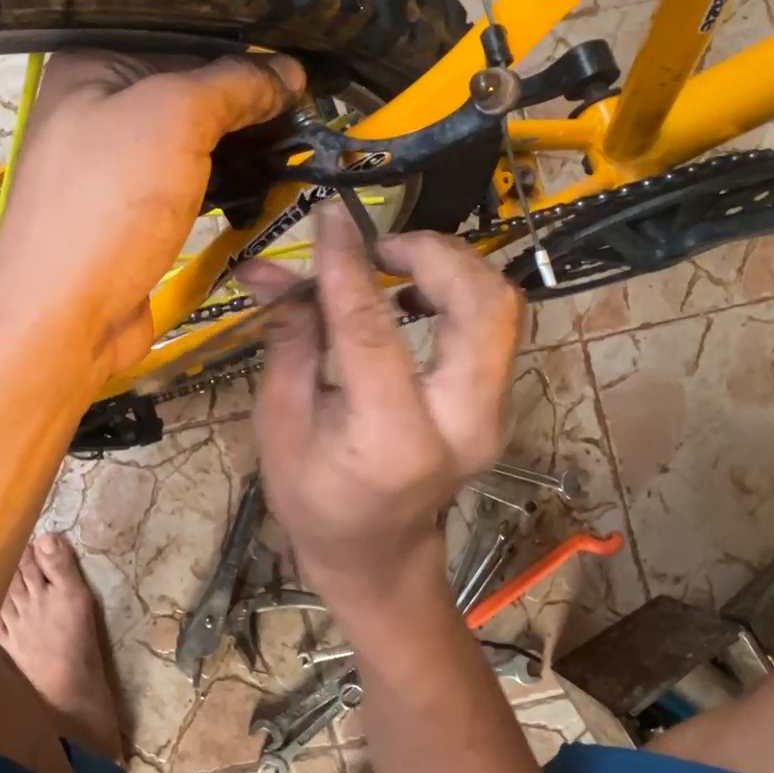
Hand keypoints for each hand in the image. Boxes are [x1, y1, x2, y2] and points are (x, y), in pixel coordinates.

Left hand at [0, 50, 304, 372]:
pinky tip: (263, 187)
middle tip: (306, 122)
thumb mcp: (175, 119)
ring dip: (242, 149)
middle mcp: (98, 109)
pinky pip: (187, 185)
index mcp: (92, 65)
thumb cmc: (111, 203)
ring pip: (192, 144)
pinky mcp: (133, 216)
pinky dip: (224, 184)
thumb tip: (290, 71)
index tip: (300, 80)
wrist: (64, 316)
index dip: (245, 59)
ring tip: (296, 154)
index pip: (185, 44)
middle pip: (190, 94)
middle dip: (248, 108)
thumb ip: (235, 85)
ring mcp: (114, 168)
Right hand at [239, 205, 523, 610]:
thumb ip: (289, 339)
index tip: (329, 216)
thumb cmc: (314, 499)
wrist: (377, 555)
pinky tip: (412, 296)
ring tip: (394, 265)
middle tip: (379, 245)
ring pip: (501, 308)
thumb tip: (272, 270)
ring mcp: (492, 416)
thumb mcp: (280, 423)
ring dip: (451, 268)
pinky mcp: (498, 405)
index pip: (373, 329)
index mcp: (391, 439)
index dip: (347, 265)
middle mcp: (460, 425)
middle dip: (431, 253)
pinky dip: (459, 292)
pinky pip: (494, 327)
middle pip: (481, 305)